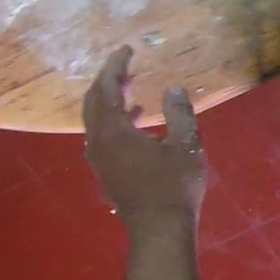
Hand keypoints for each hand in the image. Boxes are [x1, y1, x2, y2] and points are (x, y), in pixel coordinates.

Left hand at [83, 47, 207, 231]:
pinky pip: (102, 135)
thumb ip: (180, 113)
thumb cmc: (175, 186)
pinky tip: (136, 122)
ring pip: (95, 120)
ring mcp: (99, 160)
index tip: (126, 50)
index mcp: (114, 132)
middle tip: (125, 66)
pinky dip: (114, 119)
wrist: (160, 229)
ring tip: (131, 90)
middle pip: (93, 102)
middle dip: (107, 81)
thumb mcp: (186, 145)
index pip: (107, 89)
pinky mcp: (107, 172)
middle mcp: (98, 143)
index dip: (115, 67)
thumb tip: (173, 88)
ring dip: (110, 101)